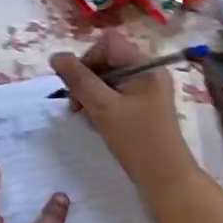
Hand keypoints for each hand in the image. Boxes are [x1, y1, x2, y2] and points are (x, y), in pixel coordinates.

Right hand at [51, 32, 197, 188]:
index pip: (107, 43)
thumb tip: (56, 56)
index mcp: (145, 65)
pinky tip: (96, 120)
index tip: (77, 85)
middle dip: (86, 78)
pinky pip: (117, 91)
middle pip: (107, 58)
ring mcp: (148, 88)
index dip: (87, 58)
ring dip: (91, 91)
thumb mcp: (102, 107)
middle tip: (75, 105)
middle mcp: (149, 71)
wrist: (167, 179)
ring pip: (109, 77)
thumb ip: (78, 79)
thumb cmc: (136, 140)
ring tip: (83, 114)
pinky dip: (102, 101)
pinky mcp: (145, 104)